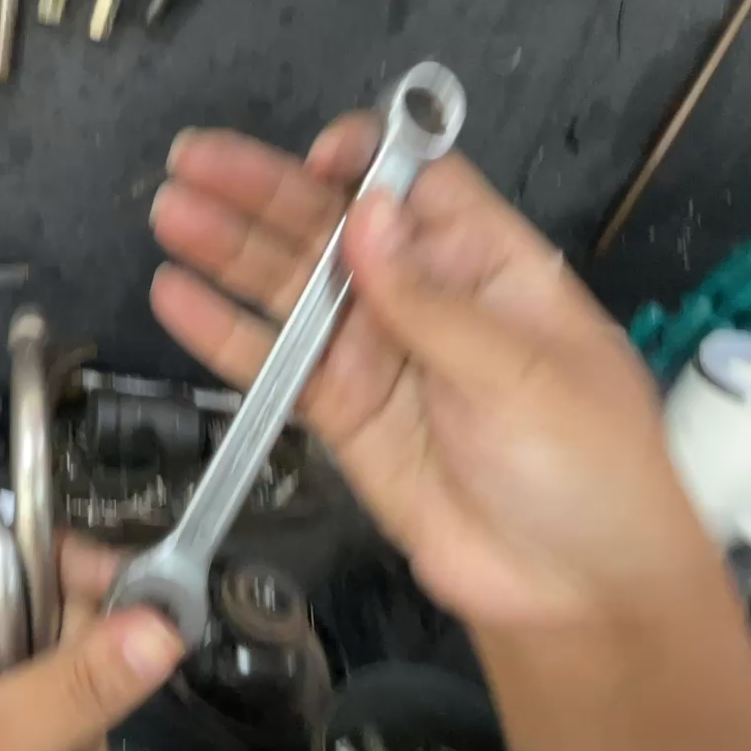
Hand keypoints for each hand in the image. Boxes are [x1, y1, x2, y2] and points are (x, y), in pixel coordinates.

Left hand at [0, 536, 183, 750]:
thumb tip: (160, 626)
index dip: (86, 573)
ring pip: (70, 659)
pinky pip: (62, 698)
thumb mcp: (3, 730)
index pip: (26, 546)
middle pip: (58, 606)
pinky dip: (69, 737)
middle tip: (68, 722)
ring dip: (77, 717)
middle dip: (77, 669)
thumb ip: (80, 682)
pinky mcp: (0, 701)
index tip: (141, 610)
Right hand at [148, 119, 722, 628]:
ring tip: (168, 212)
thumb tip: (366, 212)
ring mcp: (359, 343)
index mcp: (478, 262)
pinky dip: (215, 328)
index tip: (315, 160)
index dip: (360, 160)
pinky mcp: (324, 398)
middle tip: (189, 159)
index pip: (409, 184)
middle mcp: (408, 289)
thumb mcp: (523, 373)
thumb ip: (432, 298)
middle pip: (323, 222)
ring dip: (221, 245)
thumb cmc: (581, 466)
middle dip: (257, 187)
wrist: (562, 591)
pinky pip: (262, 357)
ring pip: (280, 281)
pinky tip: (173, 294)